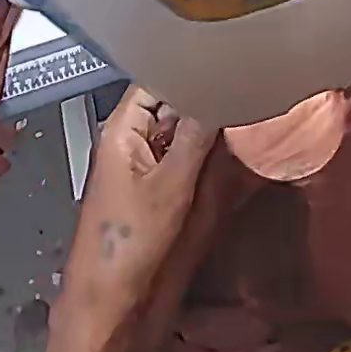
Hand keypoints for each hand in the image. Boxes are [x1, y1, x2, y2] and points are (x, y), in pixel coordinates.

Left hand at [53, 85, 216, 351]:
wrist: (108, 291)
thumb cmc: (129, 239)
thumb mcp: (171, 184)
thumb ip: (197, 135)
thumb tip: (220, 91)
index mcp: (121, 127)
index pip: (157, 78)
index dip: (189, 67)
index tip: (224, 60)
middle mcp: (129, 135)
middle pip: (169, 100)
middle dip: (202, 93)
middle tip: (241, 84)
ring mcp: (141, 156)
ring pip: (177, 124)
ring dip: (204, 119)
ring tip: (240, 105)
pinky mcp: (151, 177)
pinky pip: (178, 148)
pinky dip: (200, 144)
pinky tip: (224, 140)